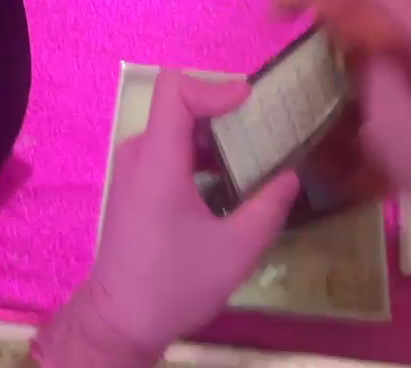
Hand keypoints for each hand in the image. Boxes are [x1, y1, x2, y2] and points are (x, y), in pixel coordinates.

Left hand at [38, 72, 299, 366]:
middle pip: (179, 104)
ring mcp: (134, 168)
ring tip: (250, 151)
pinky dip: (199, 151)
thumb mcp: (234, 252)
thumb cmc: (173, 285)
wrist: (119, 324)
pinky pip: (169, 147)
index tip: (248, 101)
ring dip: (213, 132)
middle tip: (261, 125)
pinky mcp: (135, 183)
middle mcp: (140, 153)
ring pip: (175, 126)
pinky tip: (226, 177)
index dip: (213, 86)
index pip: (174, 90)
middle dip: (222, 108)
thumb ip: (267, 209)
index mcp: (157, 160)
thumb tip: (291, 176)